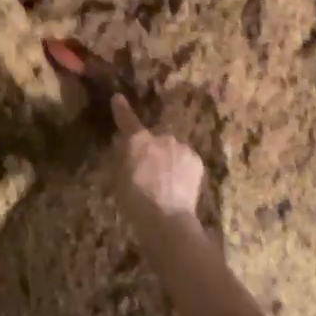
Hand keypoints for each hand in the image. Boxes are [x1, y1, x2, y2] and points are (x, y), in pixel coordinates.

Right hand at [111, 95, 204, 222]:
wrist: (167, 218)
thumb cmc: (134, 201)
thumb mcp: (118, 179)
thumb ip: (123, 158)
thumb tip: (127, 149)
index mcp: (137, 141)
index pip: (127, 120)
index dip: (121, 109)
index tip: (118, 98)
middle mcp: (161, 137)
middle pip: (154, 140)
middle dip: (152, 151)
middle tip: (149, 172)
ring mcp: (182, 147)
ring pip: (173, 150)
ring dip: (169, 160)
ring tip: (166, 183)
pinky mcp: (196, 160)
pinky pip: (186, 160)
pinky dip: (182, 169)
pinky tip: (178, 186)